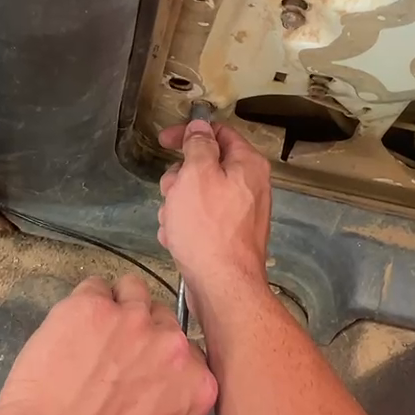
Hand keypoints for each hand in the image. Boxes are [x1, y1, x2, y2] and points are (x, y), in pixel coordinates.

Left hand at [0, 275, 216, 414]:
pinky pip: (93, 287)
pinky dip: (80, 306)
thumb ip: (168, 404)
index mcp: (197, 385)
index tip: (140, 371)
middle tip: (109, 357)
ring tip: (88, 335)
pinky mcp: (93, 305)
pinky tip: (66, 332)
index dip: (160, 359)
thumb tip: (154, 386)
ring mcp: (133, 319)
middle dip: (139, 332)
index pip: (187, 352)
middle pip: (161, 317)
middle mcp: (172, 345)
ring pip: (131, 289)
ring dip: (114, 306)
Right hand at [157, 119, 272, 292]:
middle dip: (179, 178)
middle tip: (170, 192)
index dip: (188, 133)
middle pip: (206, 166)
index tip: (163, 141)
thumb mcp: (196, 175)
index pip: (218, 133)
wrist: (223, 287)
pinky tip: (177, 239)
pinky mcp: (230, 237)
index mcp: (247, 164)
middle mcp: (250, 186)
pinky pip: (202, 220)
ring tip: (172, 222)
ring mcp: (241, 214)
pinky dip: (185, 226)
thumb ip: (198, 145)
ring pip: (199, 195)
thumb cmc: (208, 229)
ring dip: (178, 205)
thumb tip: (200, 127)